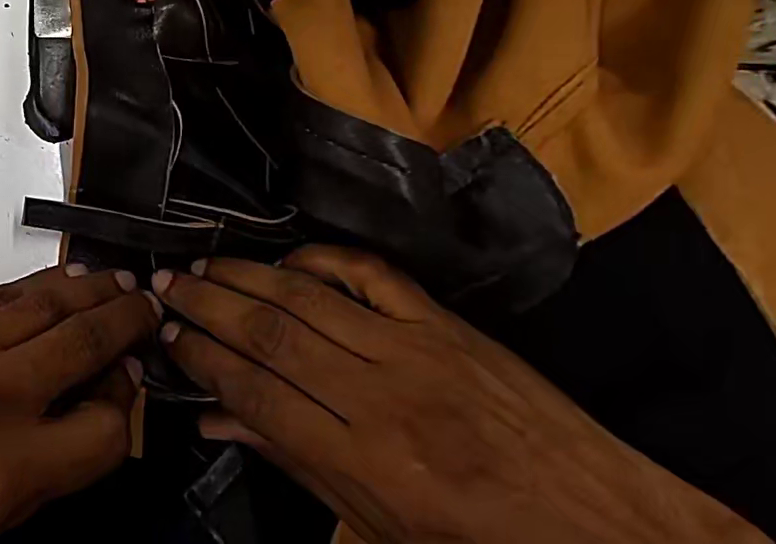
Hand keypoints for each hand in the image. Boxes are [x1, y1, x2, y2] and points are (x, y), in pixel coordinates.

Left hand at [0, 264, 159, 543]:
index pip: (106, 430)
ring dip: (90, 290)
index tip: (129, 391)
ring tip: (117, 283)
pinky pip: (0, 295)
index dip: (127, 409)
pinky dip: (38, 287)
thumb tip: (85, 427)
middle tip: (149, 307)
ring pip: (47, 303)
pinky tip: (58, 283)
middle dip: (127, 323)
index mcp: (5, 473)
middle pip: (85, 344)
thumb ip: (41, 479)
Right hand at [152, 246, 768, 543]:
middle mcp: (381, 396)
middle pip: (272, 335)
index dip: (202, 359)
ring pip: (307, 298)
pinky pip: (370, 273)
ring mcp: (414, 349)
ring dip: (246, 277)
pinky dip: (320, 258)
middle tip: (164, 285)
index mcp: (366, 463)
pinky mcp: (444, 322)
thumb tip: (217, 418)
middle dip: (208, 305)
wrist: (611, 534)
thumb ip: (293, 462)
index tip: (167, 335)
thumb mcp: (380, 531)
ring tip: (201, 266)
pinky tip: (285, 259)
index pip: (258, 393)